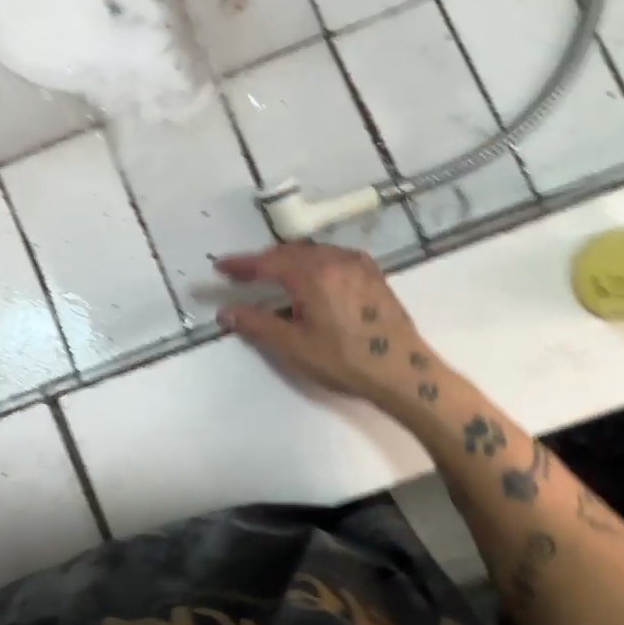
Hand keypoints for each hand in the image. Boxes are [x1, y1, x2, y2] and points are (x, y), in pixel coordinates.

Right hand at [214, 243, 439, 411]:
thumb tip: (226, 312)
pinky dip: (313, 263)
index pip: (268, 262)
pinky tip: (311, 278)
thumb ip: (256, 324)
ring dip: (289, 260)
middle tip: (243, 273)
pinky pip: (334, 258)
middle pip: (290, 252)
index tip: (220, 266)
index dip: (241, 264)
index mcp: (313, 274)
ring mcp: (359, 266)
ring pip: (314, 252)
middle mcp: (336, 261)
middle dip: (264, 261)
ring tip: (272, 275)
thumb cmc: (344, 360)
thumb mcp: (292, 346)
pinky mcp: (373, 276)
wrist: (402, 372)